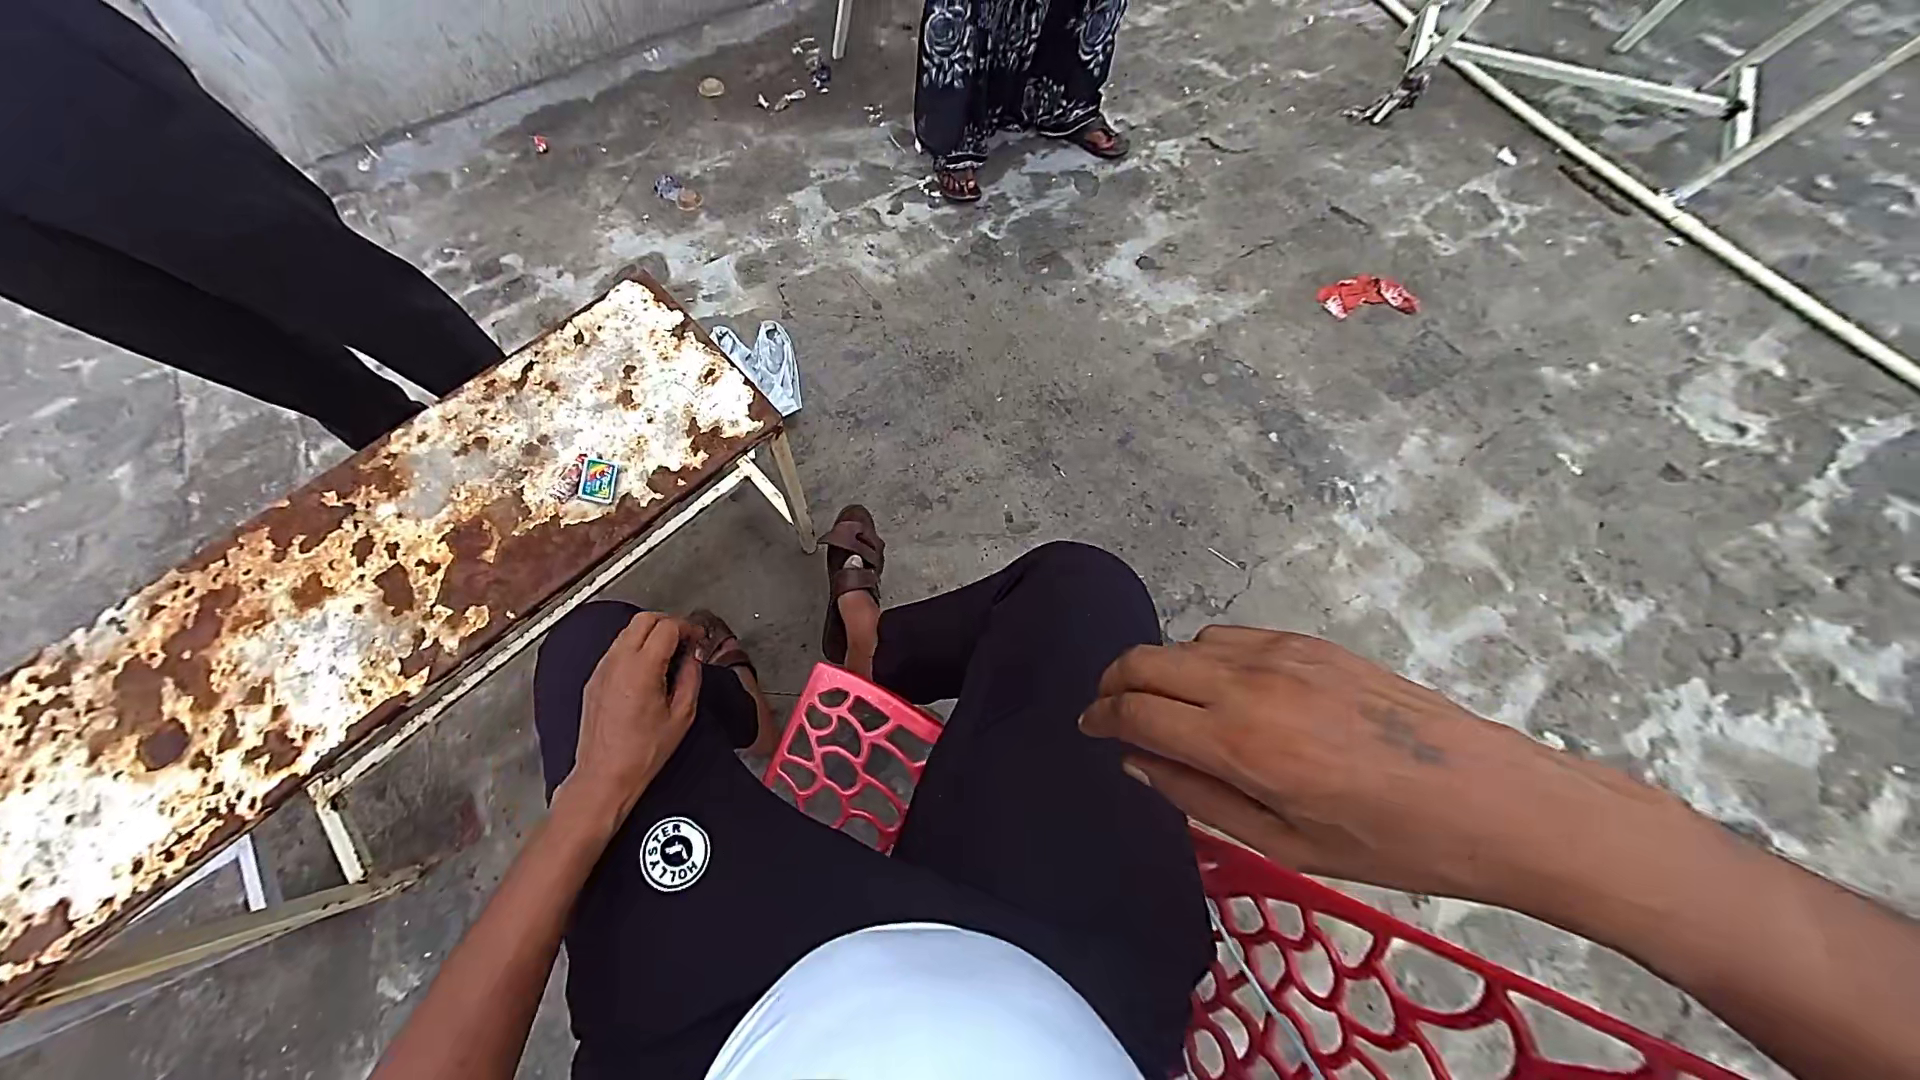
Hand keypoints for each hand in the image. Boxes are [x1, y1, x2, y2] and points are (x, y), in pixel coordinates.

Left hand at [558, 612, 700, 820]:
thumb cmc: (643, 752)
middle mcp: (617, 664)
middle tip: (686, 639)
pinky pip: (617, 650)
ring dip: (651, 634)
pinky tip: (650, 669)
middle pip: (644, 619)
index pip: (667, 627)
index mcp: (641, 670)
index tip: (698, 638)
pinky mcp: (594, 681)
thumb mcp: (683, 714)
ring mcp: (601, 671)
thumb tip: (692, 657)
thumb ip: (692, 677)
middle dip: (669, 623)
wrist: (604, 776)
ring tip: (669, 655)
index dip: (688, 627)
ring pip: (628, 632)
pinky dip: (636, 648)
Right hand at [1080, 627, 1693, 910]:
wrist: (1500, 799)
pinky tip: (1224, 690)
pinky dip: (1202, 658)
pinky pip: (1227, 636)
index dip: (1100, 716)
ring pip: (1183, 643)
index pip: (1136, 712)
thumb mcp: (1285, 845)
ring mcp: (1279, 654)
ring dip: (1160, 670)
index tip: (1088, 726)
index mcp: (1241, 745)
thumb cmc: (1392, 843)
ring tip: (1172, 706)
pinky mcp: (1306, 642)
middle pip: (1144, 660)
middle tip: (1109, 709)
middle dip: (1112, 682)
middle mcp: (1248, 686)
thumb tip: (1136, 762)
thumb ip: (1198, 799)